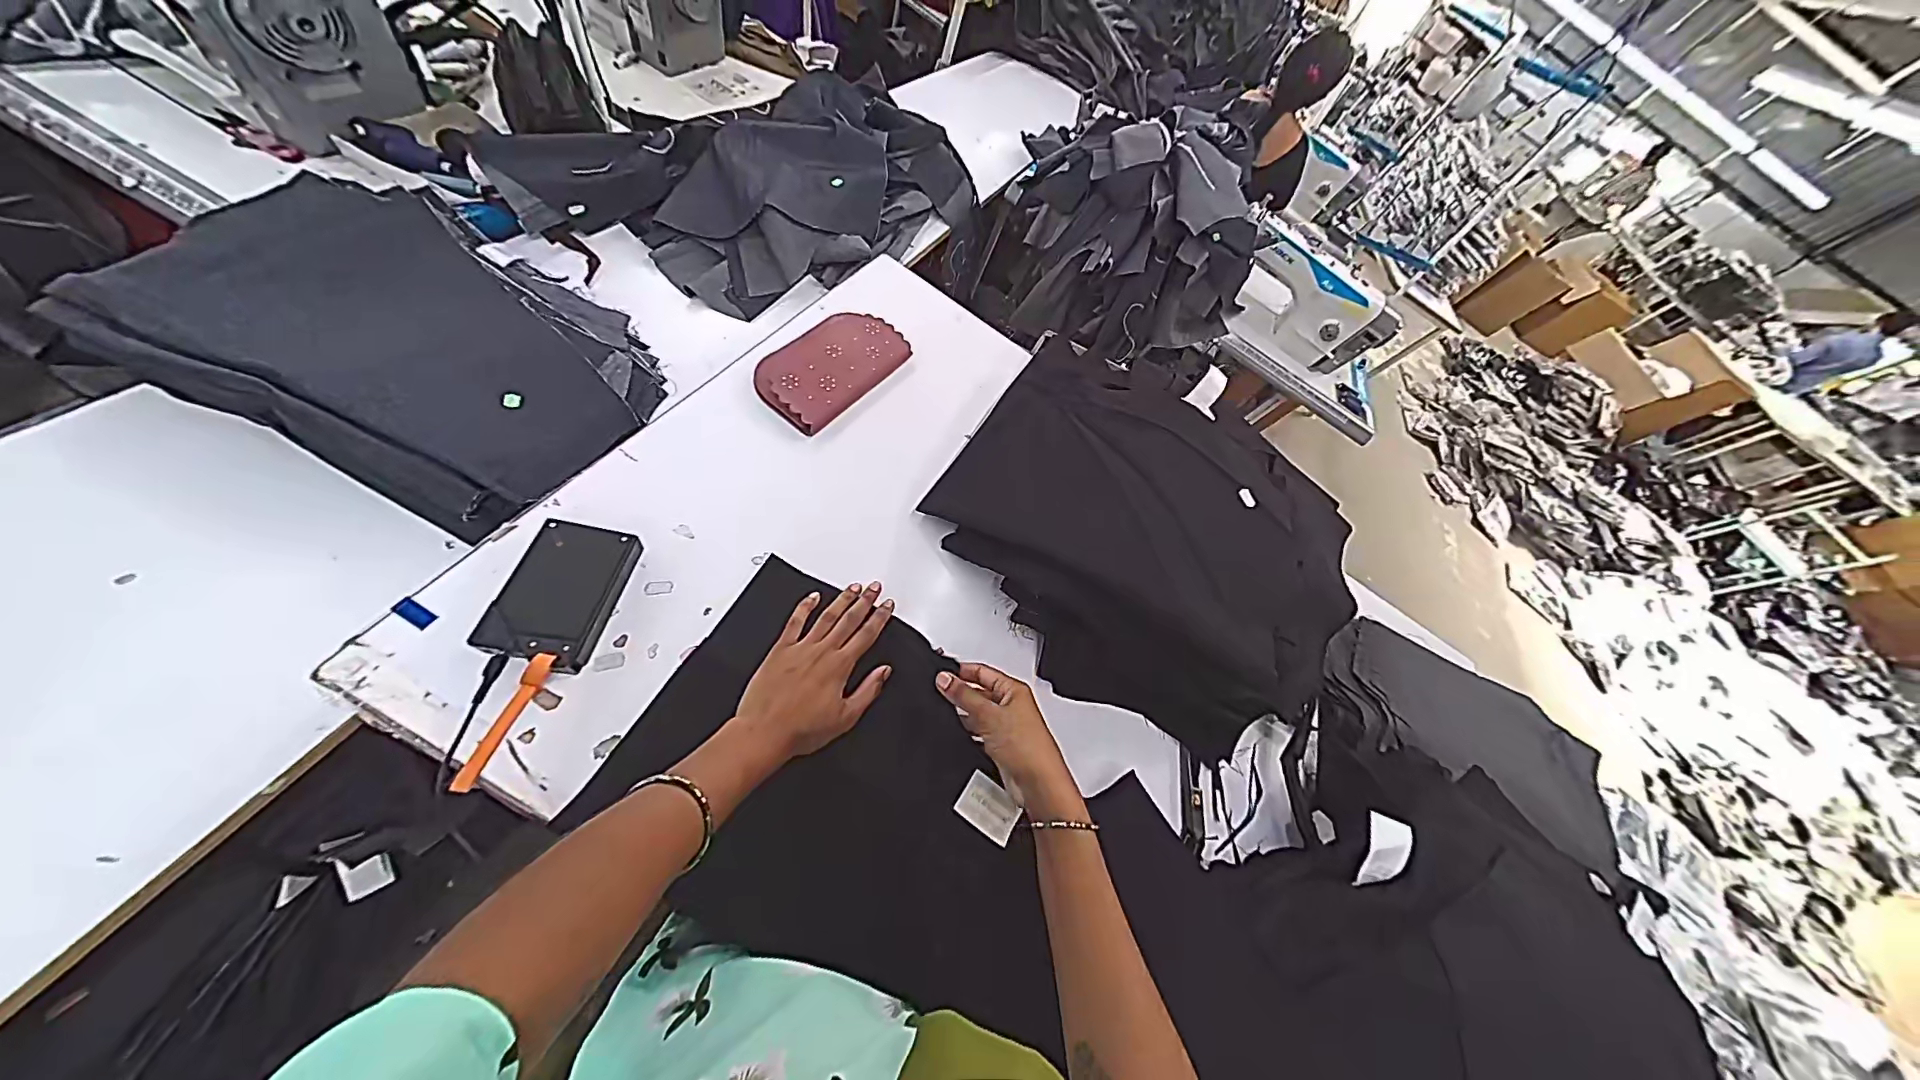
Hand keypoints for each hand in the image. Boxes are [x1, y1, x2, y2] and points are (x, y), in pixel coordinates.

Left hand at [732, 582, 893, 761]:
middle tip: (874, 588)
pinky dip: (804, 607)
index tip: (886, 606)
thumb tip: (883, 673)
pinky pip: (795, 622)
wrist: (764, 732)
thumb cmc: (800, 729)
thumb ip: (868, 691)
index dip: (879, 618)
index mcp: (839, 667)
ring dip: (841, 599)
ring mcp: (800, 648)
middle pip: (849, 619)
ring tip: (853, 588)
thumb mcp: (845, 717)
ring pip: (826, 616)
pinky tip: (812, 597)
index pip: (866, 635)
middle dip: (864, 601)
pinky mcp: (780, 650)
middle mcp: (821, 652)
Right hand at [935, 663, 1082, 817]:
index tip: (944, 673)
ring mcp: (1006, 726)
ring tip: (949, 714)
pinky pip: (980, 732)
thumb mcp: (988, 714)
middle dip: (962, 693)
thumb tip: (945, 679)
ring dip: (966, 715)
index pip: (983, 672)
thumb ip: (964, 696)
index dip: (963, 671)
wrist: (1037, 783)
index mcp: (1014, 690)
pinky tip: (962, 735)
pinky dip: (970, 732)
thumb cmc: (1028, 747)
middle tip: (942, 692)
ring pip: (979, 714)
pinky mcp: (1001, 745)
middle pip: (980, 692)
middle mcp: (1011, 706)